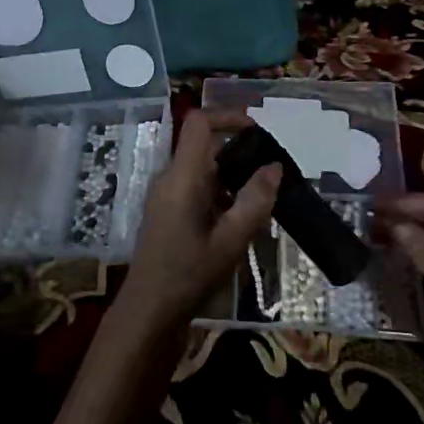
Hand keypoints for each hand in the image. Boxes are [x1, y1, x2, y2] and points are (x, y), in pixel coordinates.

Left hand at [116, 111, 281, 326]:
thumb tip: (274, 167)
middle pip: (203, 146)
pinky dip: (220, 193)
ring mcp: (164, 195)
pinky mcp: (166, 211)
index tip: (258, 131)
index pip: (198, 124)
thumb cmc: (189, 274)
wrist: (149, 307)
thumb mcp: (231, 240)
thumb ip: (255, 201)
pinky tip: (241, 218)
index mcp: (181, 178)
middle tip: (272, 174)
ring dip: (232, 176)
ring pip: (202, 169)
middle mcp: (169, 179)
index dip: (228, 116)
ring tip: (264, 198)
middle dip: (239, 152)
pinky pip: (195, 188)